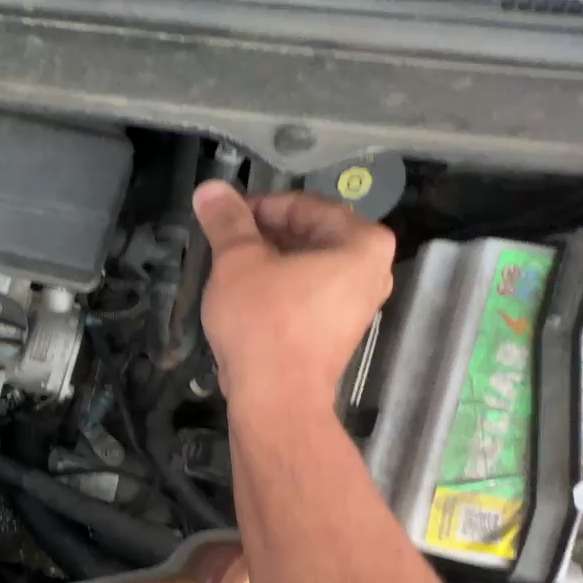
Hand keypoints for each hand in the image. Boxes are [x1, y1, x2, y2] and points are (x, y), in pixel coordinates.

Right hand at [193, 180, 395, 416]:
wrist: (277, 393)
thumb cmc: (263, 320)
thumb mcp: (237, 262)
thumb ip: (226, 222)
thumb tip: (210, 189)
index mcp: (362, 242)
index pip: (304, 206)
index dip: (256, 207)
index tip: (221, 216)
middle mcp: (372, 269)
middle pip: (309, 235)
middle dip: (262, 235)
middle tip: (220, 242)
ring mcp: (357, 302)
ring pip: (306, 266)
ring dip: (266, 261)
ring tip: (226, 269)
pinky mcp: (336, 329)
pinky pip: (306, 293)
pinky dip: (276, 287)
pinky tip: (242, 297)